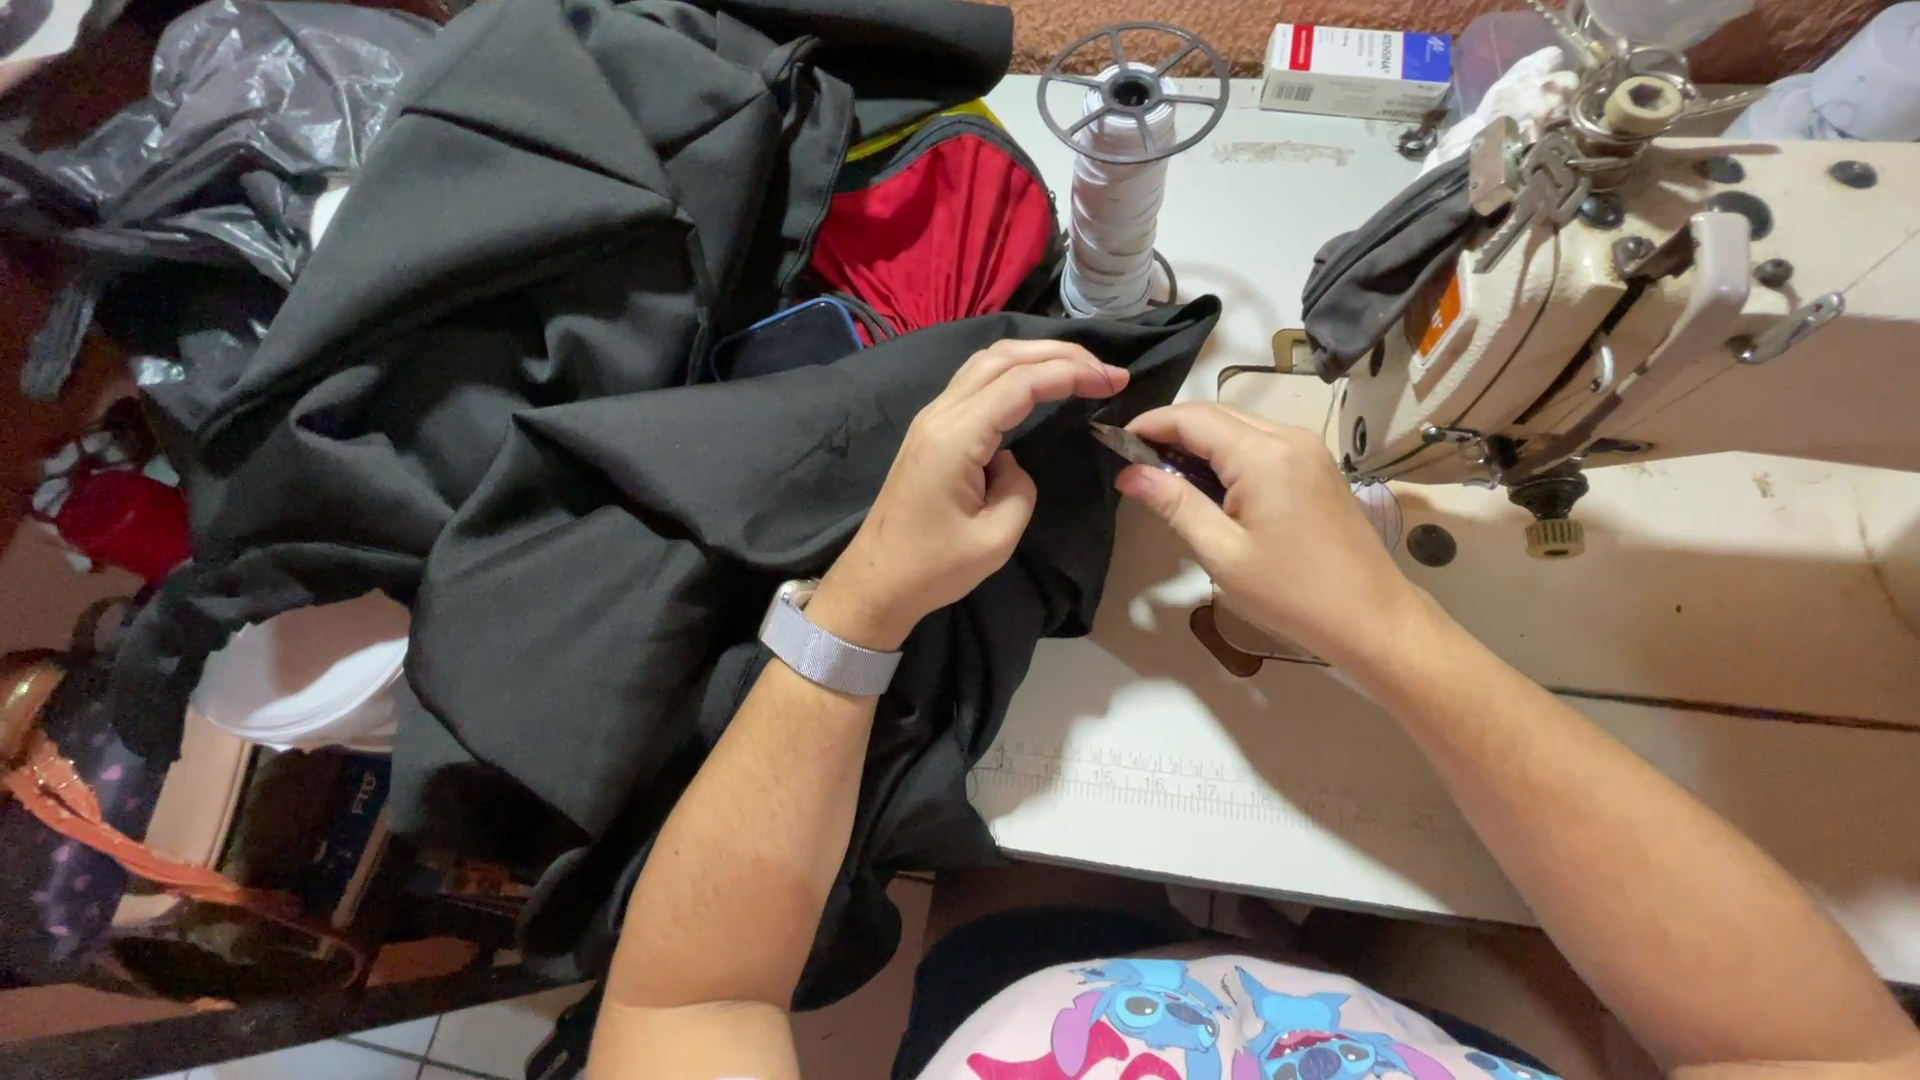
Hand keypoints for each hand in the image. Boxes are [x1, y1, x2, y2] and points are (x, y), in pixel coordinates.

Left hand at [809, 340, 1129, 651]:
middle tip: (1105, 370)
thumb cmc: (933, 568)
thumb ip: (1020, 488)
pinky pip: (974, 384)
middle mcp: (940, 415)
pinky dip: (1012, 374)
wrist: (877, 581)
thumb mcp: (995, 539)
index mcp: (955, 437)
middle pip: (1002, 357)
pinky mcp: (930, 431)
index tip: (1114, 380)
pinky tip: (1038, 385)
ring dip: (1035, 357)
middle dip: (1059, 354)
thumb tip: (1012, 462)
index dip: (1072, 374)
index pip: (1021, 383)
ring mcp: (931, 419)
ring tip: (1079, 369)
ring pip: (986, 363)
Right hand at [1115, 402, 1424, 666]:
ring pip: (1238, 424)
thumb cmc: (1290, 592)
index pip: (1192, 418)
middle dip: (1171, 430)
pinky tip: (1210, 482)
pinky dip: (1227, 451)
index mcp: (1262, 455)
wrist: (1371, 617)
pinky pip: (1261, 441)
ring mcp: (1308, 448)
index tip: (1114, 444)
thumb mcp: (1221, 552)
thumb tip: (1128, 473)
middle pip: (1215, 413)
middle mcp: (1287, 437)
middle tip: (1134, 462)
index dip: (1149, 424)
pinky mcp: (1316, 465)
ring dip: (1199, 440)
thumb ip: (1174, 504)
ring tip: (1166, 475)